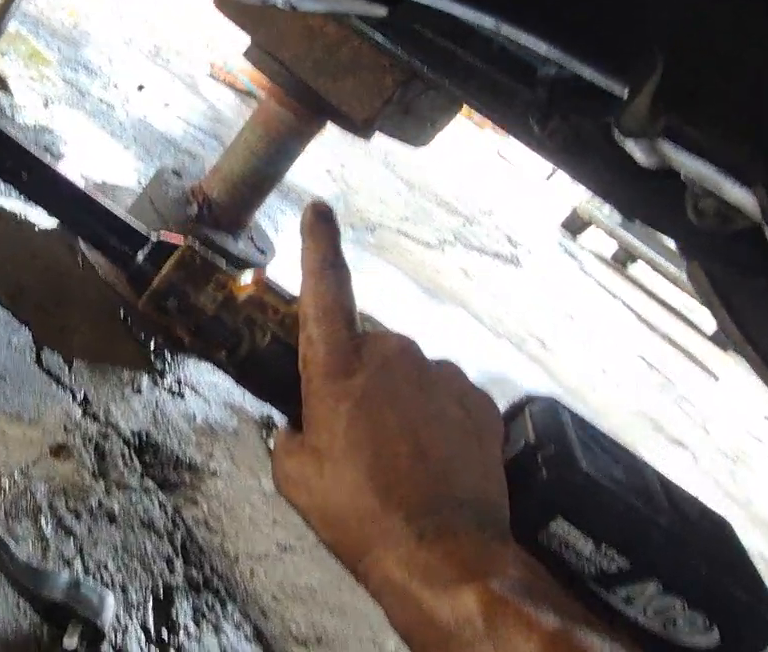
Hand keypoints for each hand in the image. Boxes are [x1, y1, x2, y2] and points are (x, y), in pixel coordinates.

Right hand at [273, 203, 513, 583]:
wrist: (445, 560)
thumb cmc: (358, 514)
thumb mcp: (296, 476)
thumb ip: (289, 431)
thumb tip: (300, 422)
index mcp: (337, 366)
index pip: (325, 288)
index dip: (318, 243)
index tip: (318, 208)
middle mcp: (391, 354)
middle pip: (365, 345)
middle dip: (357, 376)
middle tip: (357, 434)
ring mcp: (441, 373)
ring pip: (406, 371)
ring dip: (396, 399)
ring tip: (398, 458)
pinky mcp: (478, 399)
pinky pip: (442, 392)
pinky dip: (432, 415)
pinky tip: (432, 460)